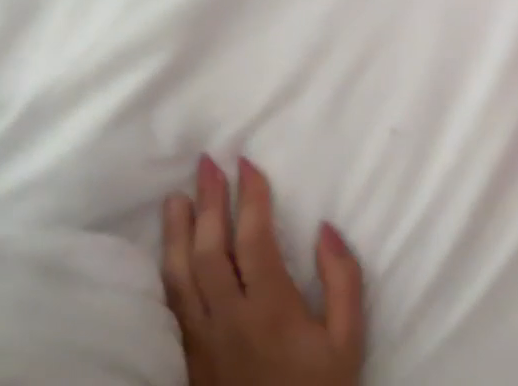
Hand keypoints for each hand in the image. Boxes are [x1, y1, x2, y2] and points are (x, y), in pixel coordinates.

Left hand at [161, 158, 365, 385]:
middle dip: (209, 202)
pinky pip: (172, 302)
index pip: (253, 241)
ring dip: (178, 232)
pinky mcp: (189, 355)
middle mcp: (229, 318)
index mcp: (271, 309)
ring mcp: (202, 339)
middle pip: (210, 251)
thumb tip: (326, 229)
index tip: (248, 163)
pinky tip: (170, 250)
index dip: (250, 199)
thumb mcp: (348, 338)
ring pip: (180, 276)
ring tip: (178, 196)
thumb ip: (342, 280)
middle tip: (207, 163)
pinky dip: (168, 268)